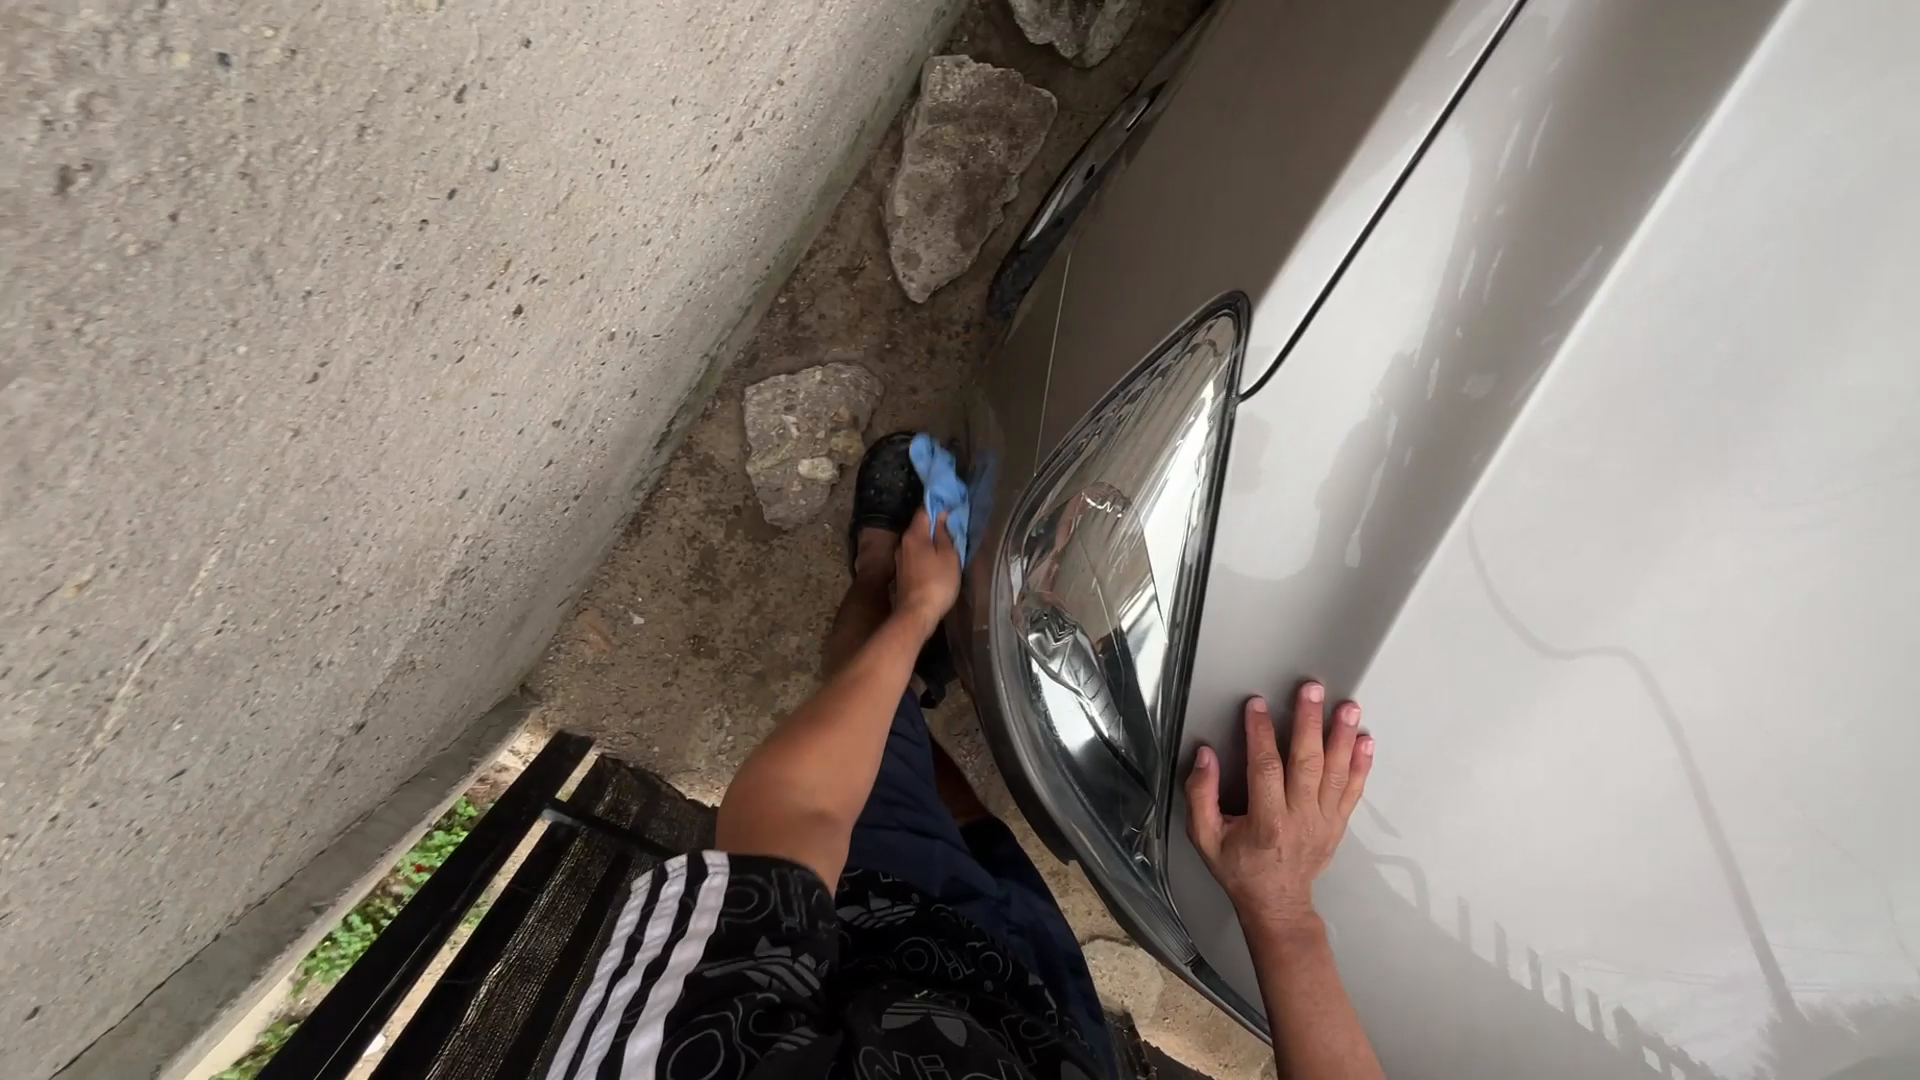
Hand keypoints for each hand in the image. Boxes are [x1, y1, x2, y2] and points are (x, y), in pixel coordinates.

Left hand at [895, 508, 960, 632]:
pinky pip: (915, 555)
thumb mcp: (949, 556)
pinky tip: (936, 562)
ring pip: (917, 542)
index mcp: (914, 535)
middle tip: (953, 528)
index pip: (924, 510)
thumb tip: (942, 515)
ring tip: (947, 546)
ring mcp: (900, 558)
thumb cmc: (938, 582)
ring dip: (930, 541)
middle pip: (920, 526)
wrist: (916, 613)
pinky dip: (926, 554)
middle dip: (935, 525)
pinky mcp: (902, 572)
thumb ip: (945, 534)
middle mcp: (903, 543)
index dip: (938, 506)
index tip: (951, 508)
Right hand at [1185, 683, 1373, 933]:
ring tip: (1348, 707)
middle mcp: (1301, 818)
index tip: (1257, 705)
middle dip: (1310, 722)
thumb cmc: (1238, 869)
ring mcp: (1324, 821)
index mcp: (1266, 822)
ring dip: (1342, 736)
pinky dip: (1361, 765)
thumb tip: (1205, 755)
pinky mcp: (1337, 823)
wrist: (1277, 905)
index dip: (1261, 733)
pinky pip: (1353, 791)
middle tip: (1311, 690)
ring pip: (1336, 773)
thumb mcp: (1204, 837)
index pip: (1265, 768)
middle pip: (1307, 762)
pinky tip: (1365, 741)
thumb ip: (1200, 795)